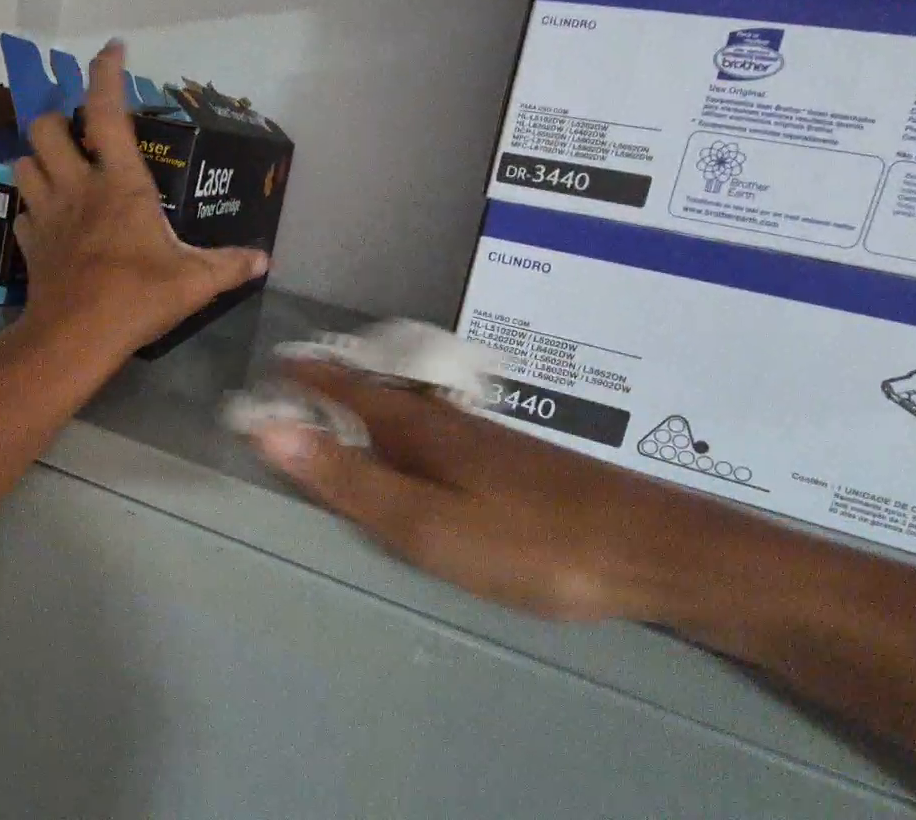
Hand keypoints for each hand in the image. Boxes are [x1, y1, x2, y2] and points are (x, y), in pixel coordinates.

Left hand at [12, 40, 268, 360]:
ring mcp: (46, 214)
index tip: (111, 49)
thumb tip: (265, 260)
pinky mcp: (29, 244)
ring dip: (37, 159)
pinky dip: (32, 209)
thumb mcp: (195, 280)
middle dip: (56, 118)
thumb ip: (230, 264)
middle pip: (45, 128)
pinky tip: (48, 221)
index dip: (106, 74)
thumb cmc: (137, 296)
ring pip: (22, 163)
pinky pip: (22, 213)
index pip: (107, 112)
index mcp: (120, 183)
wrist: (77, 336)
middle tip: (76, 131)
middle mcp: (77, 187)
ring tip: (58, 169)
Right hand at [246, 359, 734, 623]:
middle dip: (331, 384)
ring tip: (339, 409)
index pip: (342, 389)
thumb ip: (346, 479)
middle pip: (373, 392)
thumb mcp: (421, 523)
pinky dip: (401, 425)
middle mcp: (444, 421)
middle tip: (294, 384)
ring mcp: (481, 438)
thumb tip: (268, 428)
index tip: (270, 367)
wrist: (647, 549)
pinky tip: (416, 445)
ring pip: (406, 409)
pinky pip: (433, 428)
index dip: (303, 378)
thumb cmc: (524, 542)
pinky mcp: (509, 459)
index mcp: (415, 429)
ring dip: (366, 402)